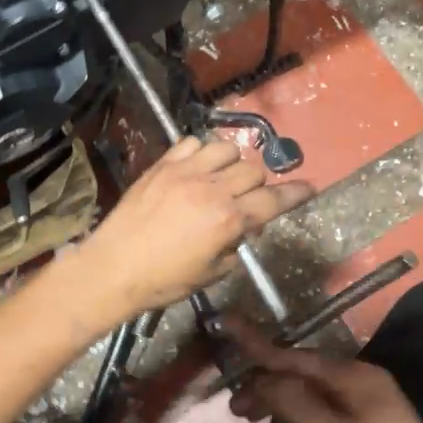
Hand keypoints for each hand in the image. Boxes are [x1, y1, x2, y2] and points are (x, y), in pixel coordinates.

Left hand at [64, 137, 312, 326]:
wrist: (114, 266)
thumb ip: (234, 245)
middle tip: (247, 198)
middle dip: (257, 184)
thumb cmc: (164, 280)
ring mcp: (186, 172)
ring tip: (223, 176)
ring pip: (226, 148)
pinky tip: (196, 166)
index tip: (308, 187)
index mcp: (228, 220)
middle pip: (252, 170)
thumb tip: (241, 228)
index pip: (273, 200)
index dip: (295, 194)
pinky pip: (192, 143)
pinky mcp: (162, 164)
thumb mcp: (211, 273)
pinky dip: (201, 151)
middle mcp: (212, 189)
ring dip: (232, 161)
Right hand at [226, 324, 422, 422]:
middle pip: (302, 376)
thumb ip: (291, 401)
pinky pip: (329, 420)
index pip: (294, 353)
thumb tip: (261, 376)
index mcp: (354, 375)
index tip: (224, 323)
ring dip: (284, 415)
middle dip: (267, 390)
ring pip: (314, 400)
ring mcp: (374, 408)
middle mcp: (364, 382)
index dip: (256, 342)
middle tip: (237, 412)